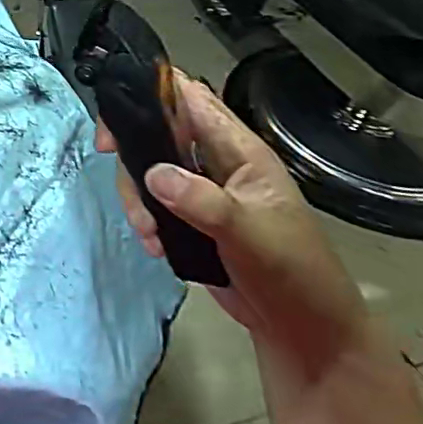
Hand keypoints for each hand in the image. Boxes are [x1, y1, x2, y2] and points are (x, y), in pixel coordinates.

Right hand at [98, 71, 368, 351]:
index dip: (150, 91)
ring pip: (151, 167)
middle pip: (159, 130)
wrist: (306, 333)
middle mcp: (216, 160)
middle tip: (115, 168)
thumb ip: (202, 201)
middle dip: (133, 150)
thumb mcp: (250, 233)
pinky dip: (146, 217)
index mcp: (237, 148)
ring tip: (148, 232)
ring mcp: (203, 189)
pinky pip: (154, 201)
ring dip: (137, 195)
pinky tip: (155, 244)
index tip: (117, 118)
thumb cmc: (292, 272)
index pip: (189, 96)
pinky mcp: (191, 217)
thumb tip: (152, 174)